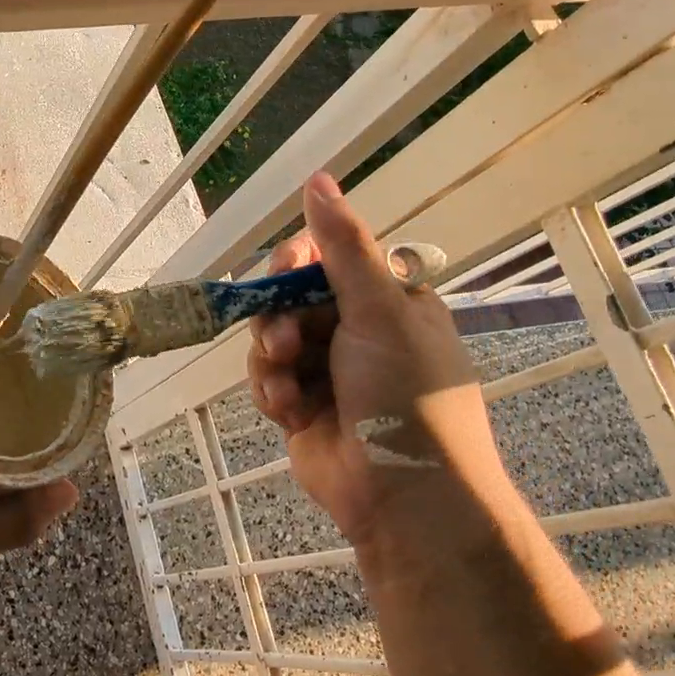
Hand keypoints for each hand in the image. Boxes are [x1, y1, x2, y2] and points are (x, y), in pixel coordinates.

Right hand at [247, 172, 503, 545]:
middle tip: (283, 342)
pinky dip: (272, 392)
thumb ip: (342, 246)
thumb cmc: (406, 395)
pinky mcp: (305, 407)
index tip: (284, 274)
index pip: (330, 261)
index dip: (298, 265)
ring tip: (286, 384)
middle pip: (292, 300)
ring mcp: (331, 372)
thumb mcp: (379, 310)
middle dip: (279, 320)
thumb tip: (317, 176)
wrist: (406, 499)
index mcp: (391, 303)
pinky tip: (289, 412)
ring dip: (272, 360)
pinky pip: (268, 379)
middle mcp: (360, 333)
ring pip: (273, 339)